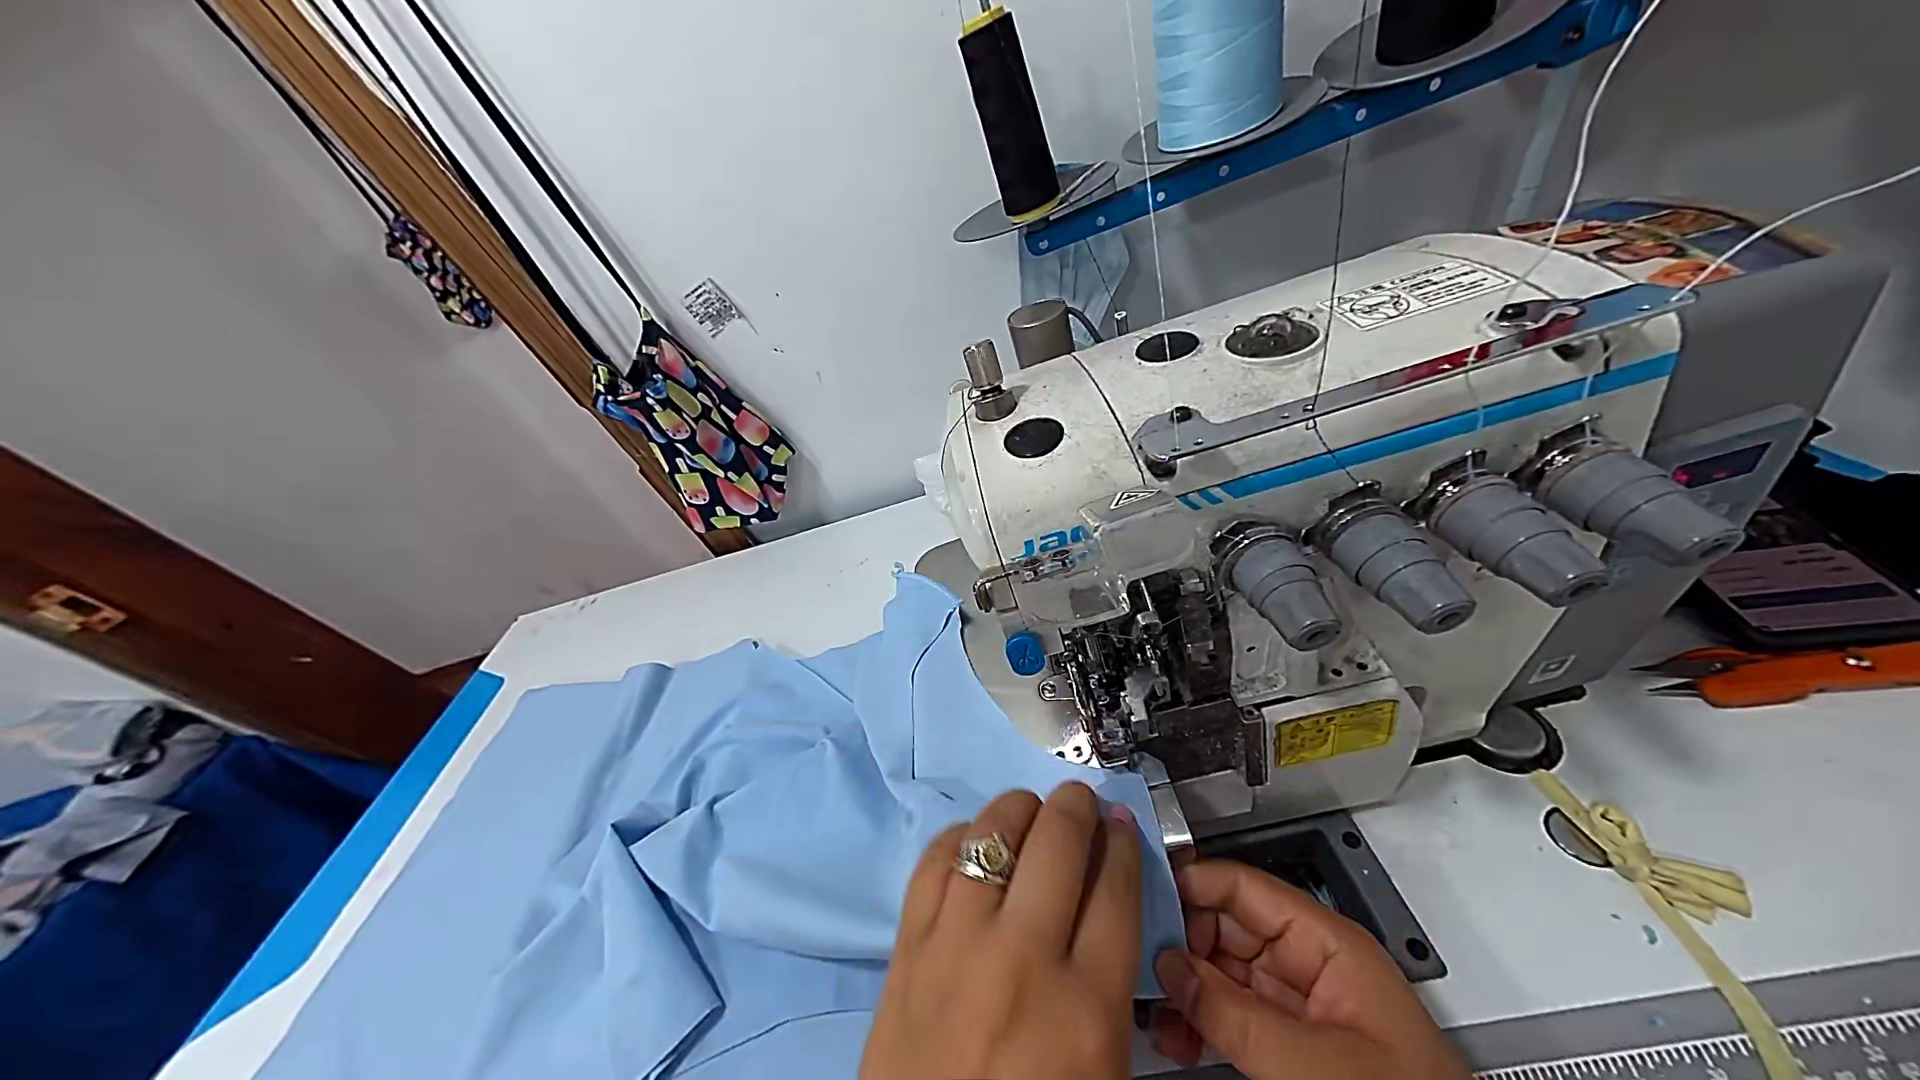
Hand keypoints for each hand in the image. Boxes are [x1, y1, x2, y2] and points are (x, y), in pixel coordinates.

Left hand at [860, 783, 1142, 1079]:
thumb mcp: (1101, 1064)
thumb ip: (1111, 978)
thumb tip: (1106, 894)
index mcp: (1086, 1005)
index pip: (1116, 888)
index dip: (1122, 844)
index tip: (1120, 828)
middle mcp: (1022, 957)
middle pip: (1058, 842)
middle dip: (1077, 807)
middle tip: (1080, 803)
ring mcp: (957, 943)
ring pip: (993, 834)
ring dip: (1019, 808)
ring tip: (1030, 810)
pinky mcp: (907, 944)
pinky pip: (935, 861)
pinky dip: (960, 837)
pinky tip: (975, 840)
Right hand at [1150, 860, 1469, 1079]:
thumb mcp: (1310, 1062)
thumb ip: (1232, 1010)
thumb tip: (1171, 967)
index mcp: (1330, 944)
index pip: (1243, 886)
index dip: (1190, 883)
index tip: (1144, 894)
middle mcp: (1311, 964)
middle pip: (1225, 926)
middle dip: (1179, 944)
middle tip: (1142, 963)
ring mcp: (1298, 1005)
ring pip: (1221, 972)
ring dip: (1183, 988)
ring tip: (1157, 1011)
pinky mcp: (1290, 1043)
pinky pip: (1230, 1013)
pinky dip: (1199, 1020)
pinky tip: (1178, 1036)